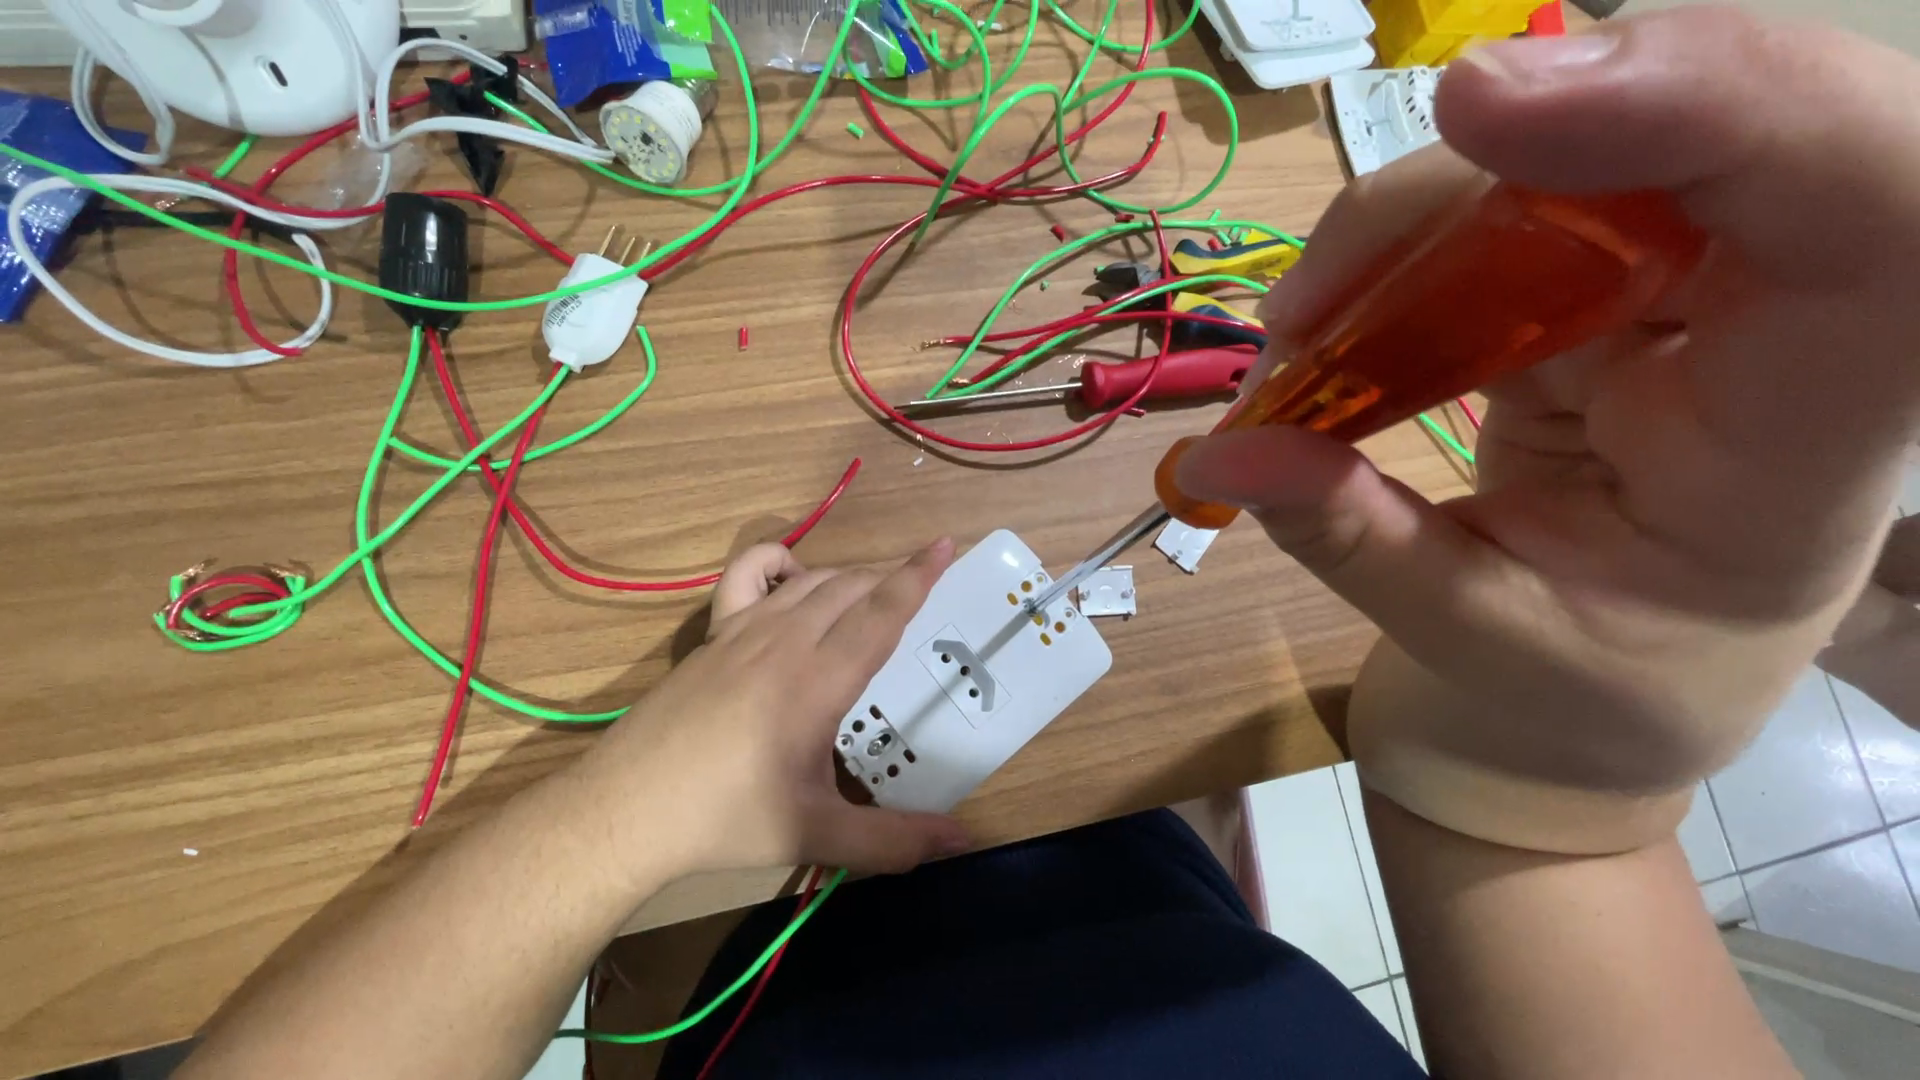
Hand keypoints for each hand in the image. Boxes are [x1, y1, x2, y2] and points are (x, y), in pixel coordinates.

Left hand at [568, 539, 969, 882]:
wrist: (627, 809)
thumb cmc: (726, 820)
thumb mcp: (816, 835)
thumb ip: (894, 841)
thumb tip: (965, 843)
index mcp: (818, 681)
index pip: (881, 612)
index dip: (919, 576)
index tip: (948, 545)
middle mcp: (785, 641)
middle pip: (851, 587)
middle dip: (892, 577)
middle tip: (922, 587)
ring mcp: (742, 631)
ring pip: (810, 581)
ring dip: (850, 578)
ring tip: (875, 591)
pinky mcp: (712, 636)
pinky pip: (746, 576)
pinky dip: (777, 562)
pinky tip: (792, 576)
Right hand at [1176, 8, 1919, 852]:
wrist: (1586, 711)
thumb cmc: (1570, 701)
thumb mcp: (1466, 638)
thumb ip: (1351, 540)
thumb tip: (1222, 454)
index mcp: (1802, 449)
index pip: (1873, 213)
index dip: (1717, 104)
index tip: (1482, 107)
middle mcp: (1774, 342)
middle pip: (1676, 155)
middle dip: (1463, 195)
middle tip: (1305, 301)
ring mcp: (1682, 311)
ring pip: (1566, 173)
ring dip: (1399, 237)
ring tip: (1292, 344)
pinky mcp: (1592, 306)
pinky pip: (1499, 230)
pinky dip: (1390, 267)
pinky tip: (1325, 332)